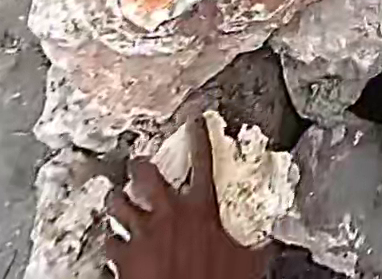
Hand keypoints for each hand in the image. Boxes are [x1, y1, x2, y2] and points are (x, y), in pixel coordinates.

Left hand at [106, 123, 269, 278]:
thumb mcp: (243, 260)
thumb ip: (254, 244)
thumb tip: (271, 241)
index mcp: (200, 206)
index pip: (202, 160)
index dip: (199, 137)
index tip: (194, 122)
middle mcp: (169, 214)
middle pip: (149, 178)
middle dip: (141, 166)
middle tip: (137, 161)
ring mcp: (143, 236)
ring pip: (121, 207)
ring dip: (117, 201)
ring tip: (115, 195)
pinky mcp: (123, 260)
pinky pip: (110, 243)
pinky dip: (111, 239)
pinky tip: (111, 239)